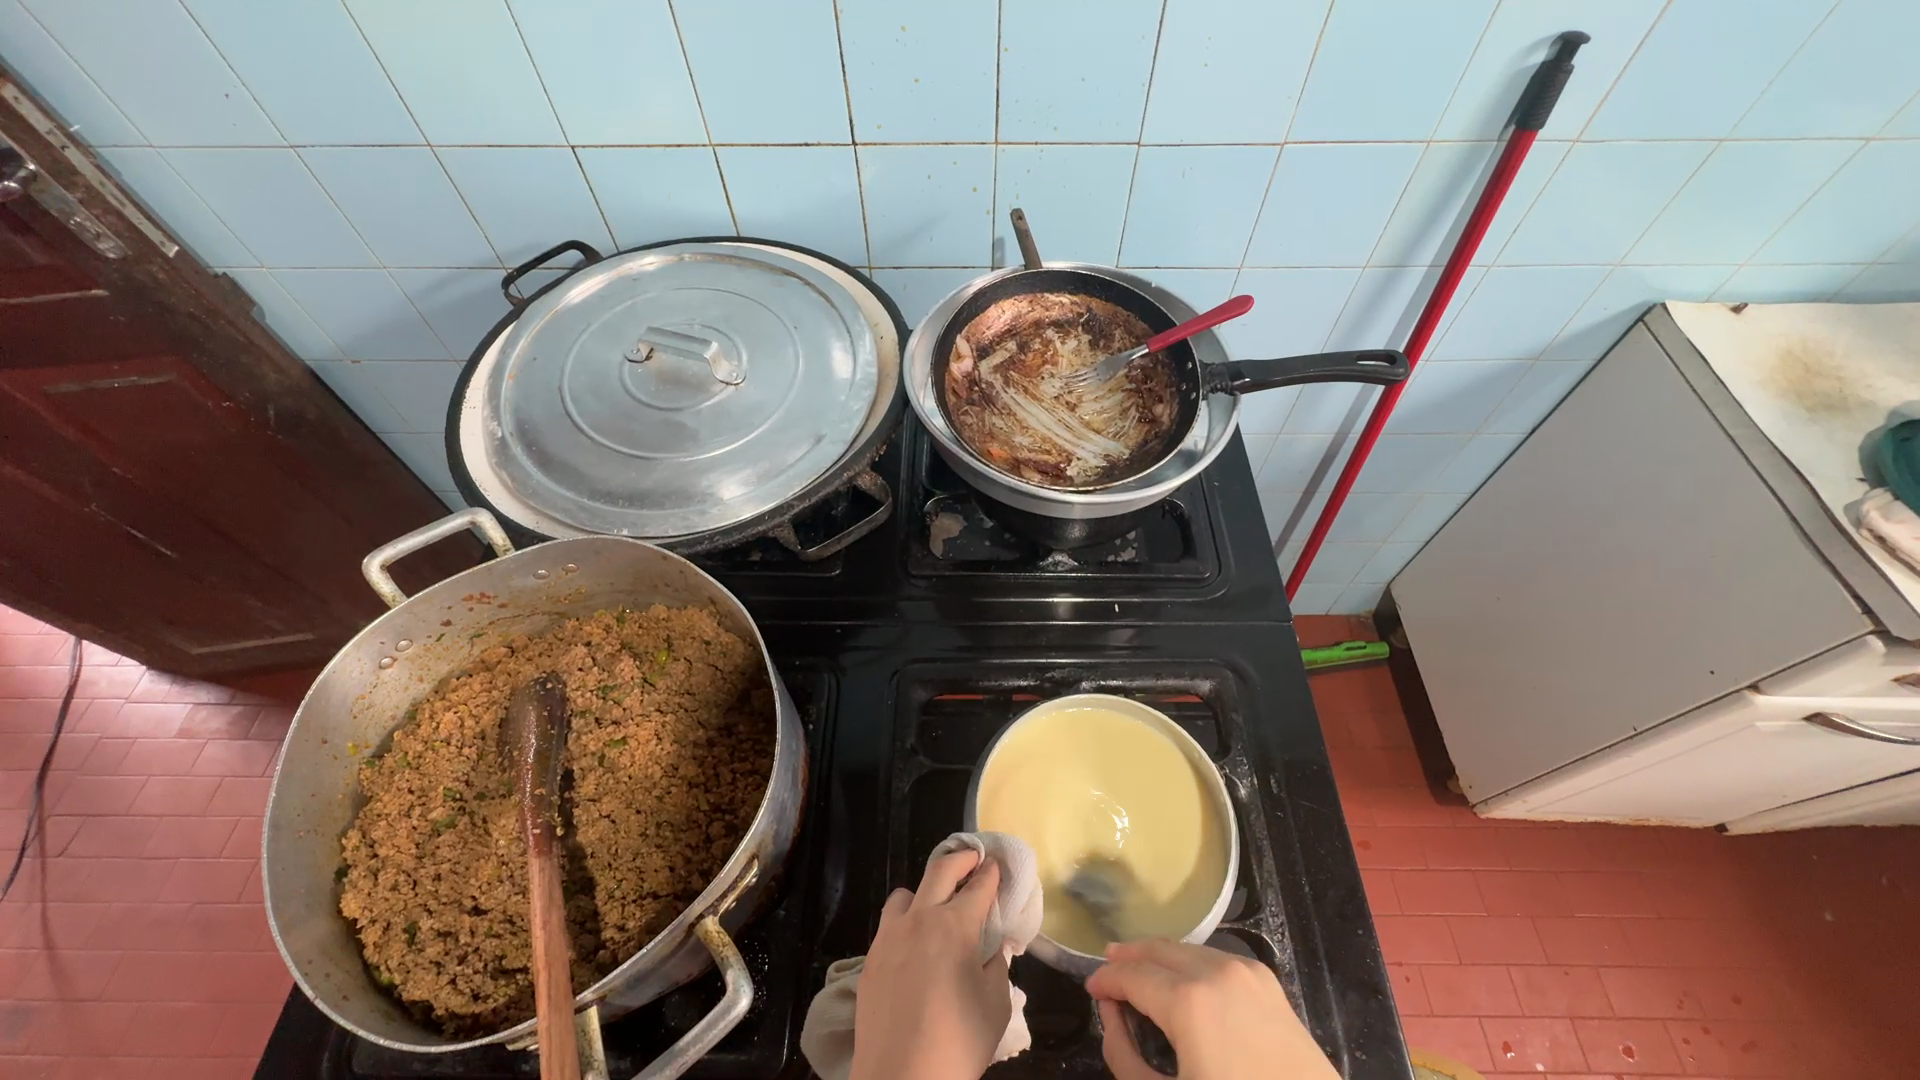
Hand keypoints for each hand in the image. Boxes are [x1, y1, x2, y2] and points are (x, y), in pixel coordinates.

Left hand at [851, 850, 1010, 1079]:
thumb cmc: (958, 1043)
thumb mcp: (995, 1004)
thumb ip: (996, 966)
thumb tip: (993, 948)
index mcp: (955, 927)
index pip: (978, 886)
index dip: (991, 873)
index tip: (998, 865)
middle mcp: (920, 920)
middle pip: (940, 871)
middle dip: (961, 859)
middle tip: (973, 858)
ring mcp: (889, 937)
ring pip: (907, 894)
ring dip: (926, 891)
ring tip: (937, 906)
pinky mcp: (870, 958)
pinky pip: (889, 924)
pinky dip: (905, 922)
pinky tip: (914, 944)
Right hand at [1086, 940, 1338, 1079]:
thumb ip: (1125, 1056)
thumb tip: (1111, 1014)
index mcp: (1188, 999)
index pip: (1132, 974)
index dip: (1106, 979)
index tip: (1090, 990)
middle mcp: (1217, 971)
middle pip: (1160, 949)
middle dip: (1130, 957)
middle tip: (1107, 968)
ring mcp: (1248, 973)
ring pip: (1189, 950)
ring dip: (1160, 957)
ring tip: (1140, 971)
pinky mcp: (1271, 985)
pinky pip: (1218, 960)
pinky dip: (1191, 963)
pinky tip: (1183, 981)